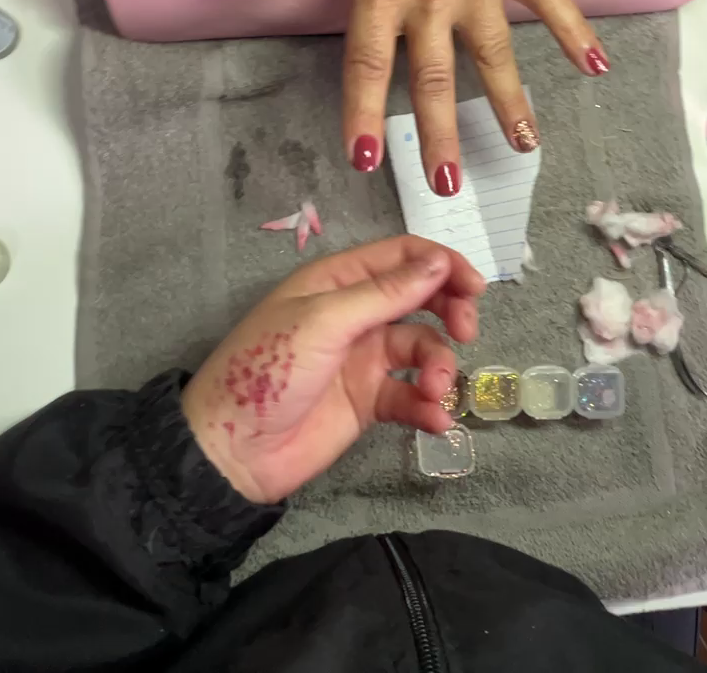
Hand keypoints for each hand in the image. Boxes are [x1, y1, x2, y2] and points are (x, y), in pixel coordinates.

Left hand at [183, 237, 485, 503]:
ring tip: (434, 390)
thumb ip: (384, 293)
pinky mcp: (369, 401)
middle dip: (449, 310)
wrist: (231, 451)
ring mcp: (364, 358)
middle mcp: (356, 313)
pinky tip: (434, 420)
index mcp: (338, 281)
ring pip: (421, 348)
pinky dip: (428, 406)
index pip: (401, 256)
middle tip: (467, 333)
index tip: (475, 287)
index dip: (441, 264)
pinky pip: (411, 395)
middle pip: (420, 297)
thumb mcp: (324, 322)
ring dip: (438, 366)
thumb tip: (438, 261)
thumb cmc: (268, 370)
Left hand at [220, 0, 606, 196]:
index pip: (368, 63)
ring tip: (523, 148)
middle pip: (436, 76)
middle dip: (439, 134)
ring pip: (497, 52)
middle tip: (446, 184)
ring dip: (510, 102)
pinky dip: (576, 30)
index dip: (364, 114)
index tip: (365, 160)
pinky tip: (597, 67)